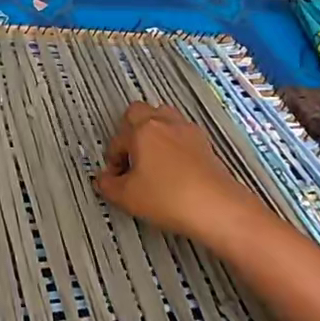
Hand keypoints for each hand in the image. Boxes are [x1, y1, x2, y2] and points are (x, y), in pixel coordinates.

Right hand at [95, 102, 265, 244]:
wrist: (216, 208)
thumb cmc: (173, 197)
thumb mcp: (127, 197)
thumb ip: (108, 185)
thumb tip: (103, 181)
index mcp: (142, 130)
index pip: (117, 138)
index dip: (112, 159)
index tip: (114, 176)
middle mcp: (165, 124)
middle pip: (139, 112)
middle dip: (129, 132)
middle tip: (128, 156)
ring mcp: (187, 131)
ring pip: (163, 118)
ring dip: (153, 133)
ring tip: (150, 159)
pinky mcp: (204, 144)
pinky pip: (181, 134)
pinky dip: (173, 144)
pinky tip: (172, 168)